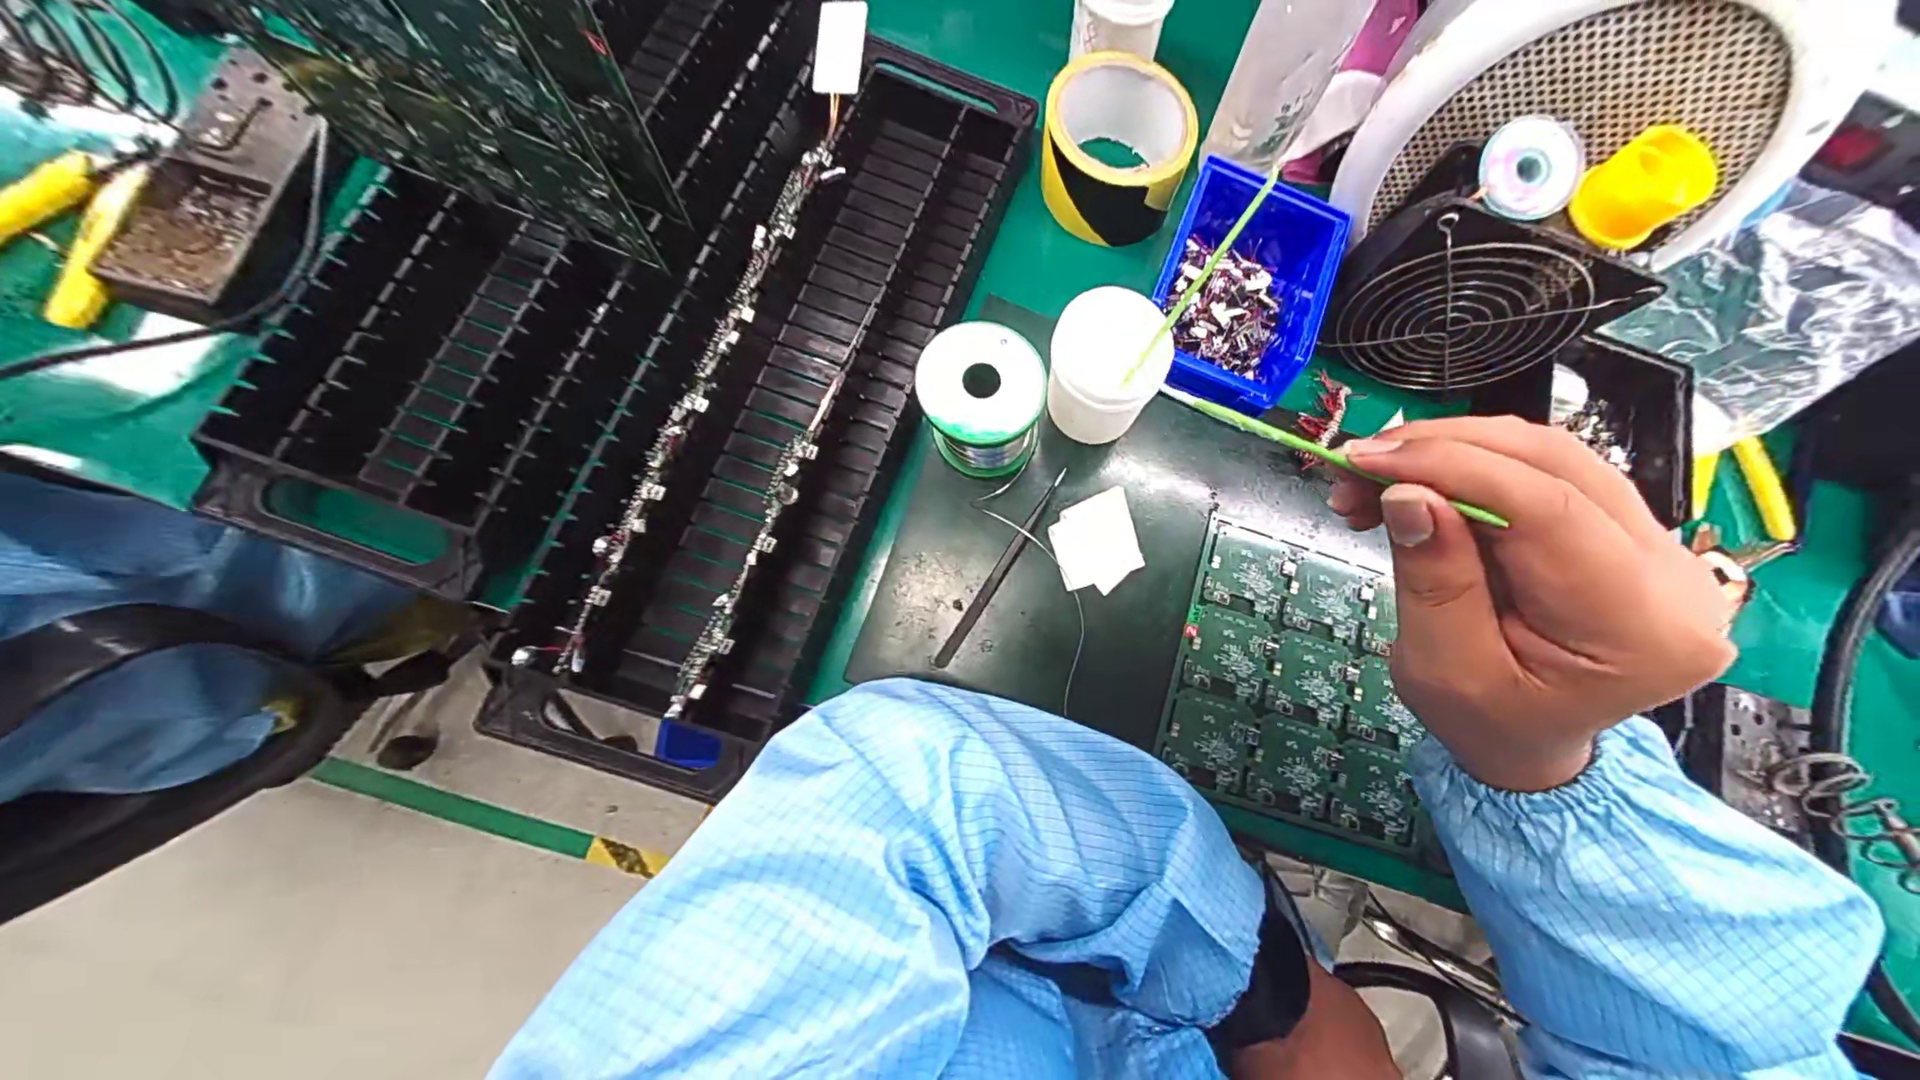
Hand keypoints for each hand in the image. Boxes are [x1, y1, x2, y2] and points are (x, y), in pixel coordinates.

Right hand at [1328, 417, 1736, 791]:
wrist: (1527, 741)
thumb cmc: (1485, 721)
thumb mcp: (1442, 668)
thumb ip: (1433, 580)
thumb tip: (1408, 495)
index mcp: (1638, 626)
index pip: (1549, 509)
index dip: (1451, 468)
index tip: (1365, 459)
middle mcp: (1672, 573)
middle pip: (1555, 464)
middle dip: (1442, 448)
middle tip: (1355, 465)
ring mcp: (1654, 547)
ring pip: (1546, 456)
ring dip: (1447, 453)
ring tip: (1371, 479)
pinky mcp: (1618, 533)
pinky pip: (1539, 474)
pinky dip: (1462, 468)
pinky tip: (1412, 488)